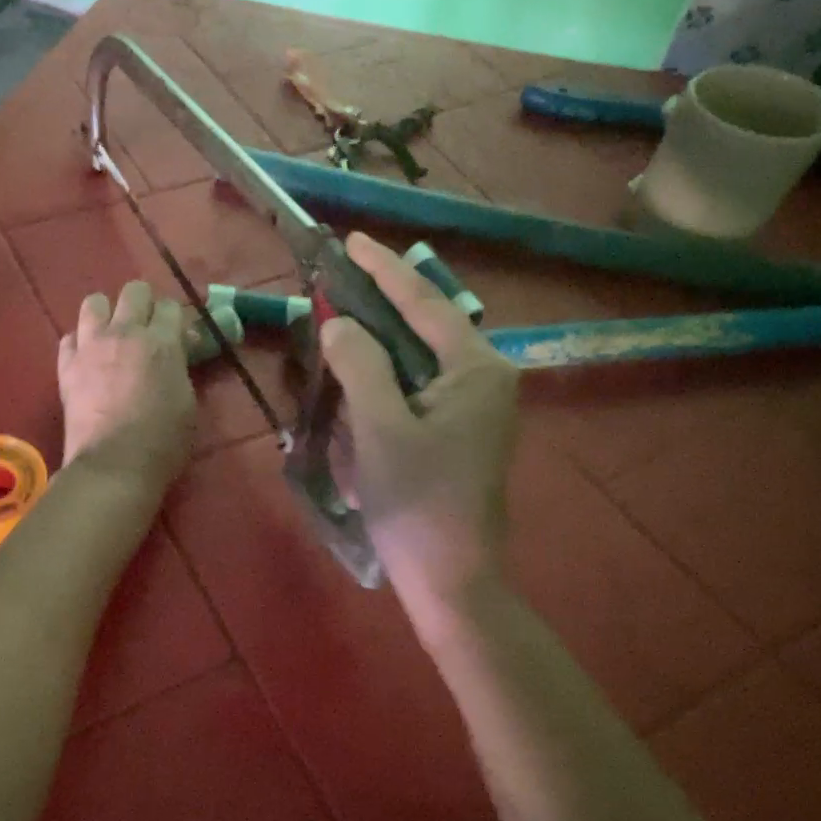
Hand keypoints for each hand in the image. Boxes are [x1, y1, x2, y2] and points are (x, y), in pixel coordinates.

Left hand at [58, 279, 197, 491]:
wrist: (114, 465)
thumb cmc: (163, 441)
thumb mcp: (187, 403)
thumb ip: (180, 369)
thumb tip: (177, 353)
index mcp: (161, 342)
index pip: (169, 306)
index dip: (174, 319)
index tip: (176, 336)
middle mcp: (124, 333)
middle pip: (134, 291)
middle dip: (143, 304)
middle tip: (146, 329)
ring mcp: (90, 346)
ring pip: (94, 303)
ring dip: (106, 314)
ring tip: (112, 336)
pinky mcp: (66, 365)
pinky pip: (69, 338)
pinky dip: (79, 344)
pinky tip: (87, 360)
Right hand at [320, 232, 518, 604]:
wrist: (451, 579)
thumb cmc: (417, 503)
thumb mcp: (380, 429)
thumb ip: (360, 366)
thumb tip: (340, 323)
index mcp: (476, 369)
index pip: (424, 304)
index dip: (383, 271)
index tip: (350, 242)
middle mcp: (485, 379)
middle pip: (423, 328)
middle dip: (377, 310)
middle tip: (335, 287)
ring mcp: (476, 409)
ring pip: (417, 362)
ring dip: (376, 353)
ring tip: (336, 333)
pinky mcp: (460, 435)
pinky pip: (416, 395)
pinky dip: (384, 390)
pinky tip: (353, 395)